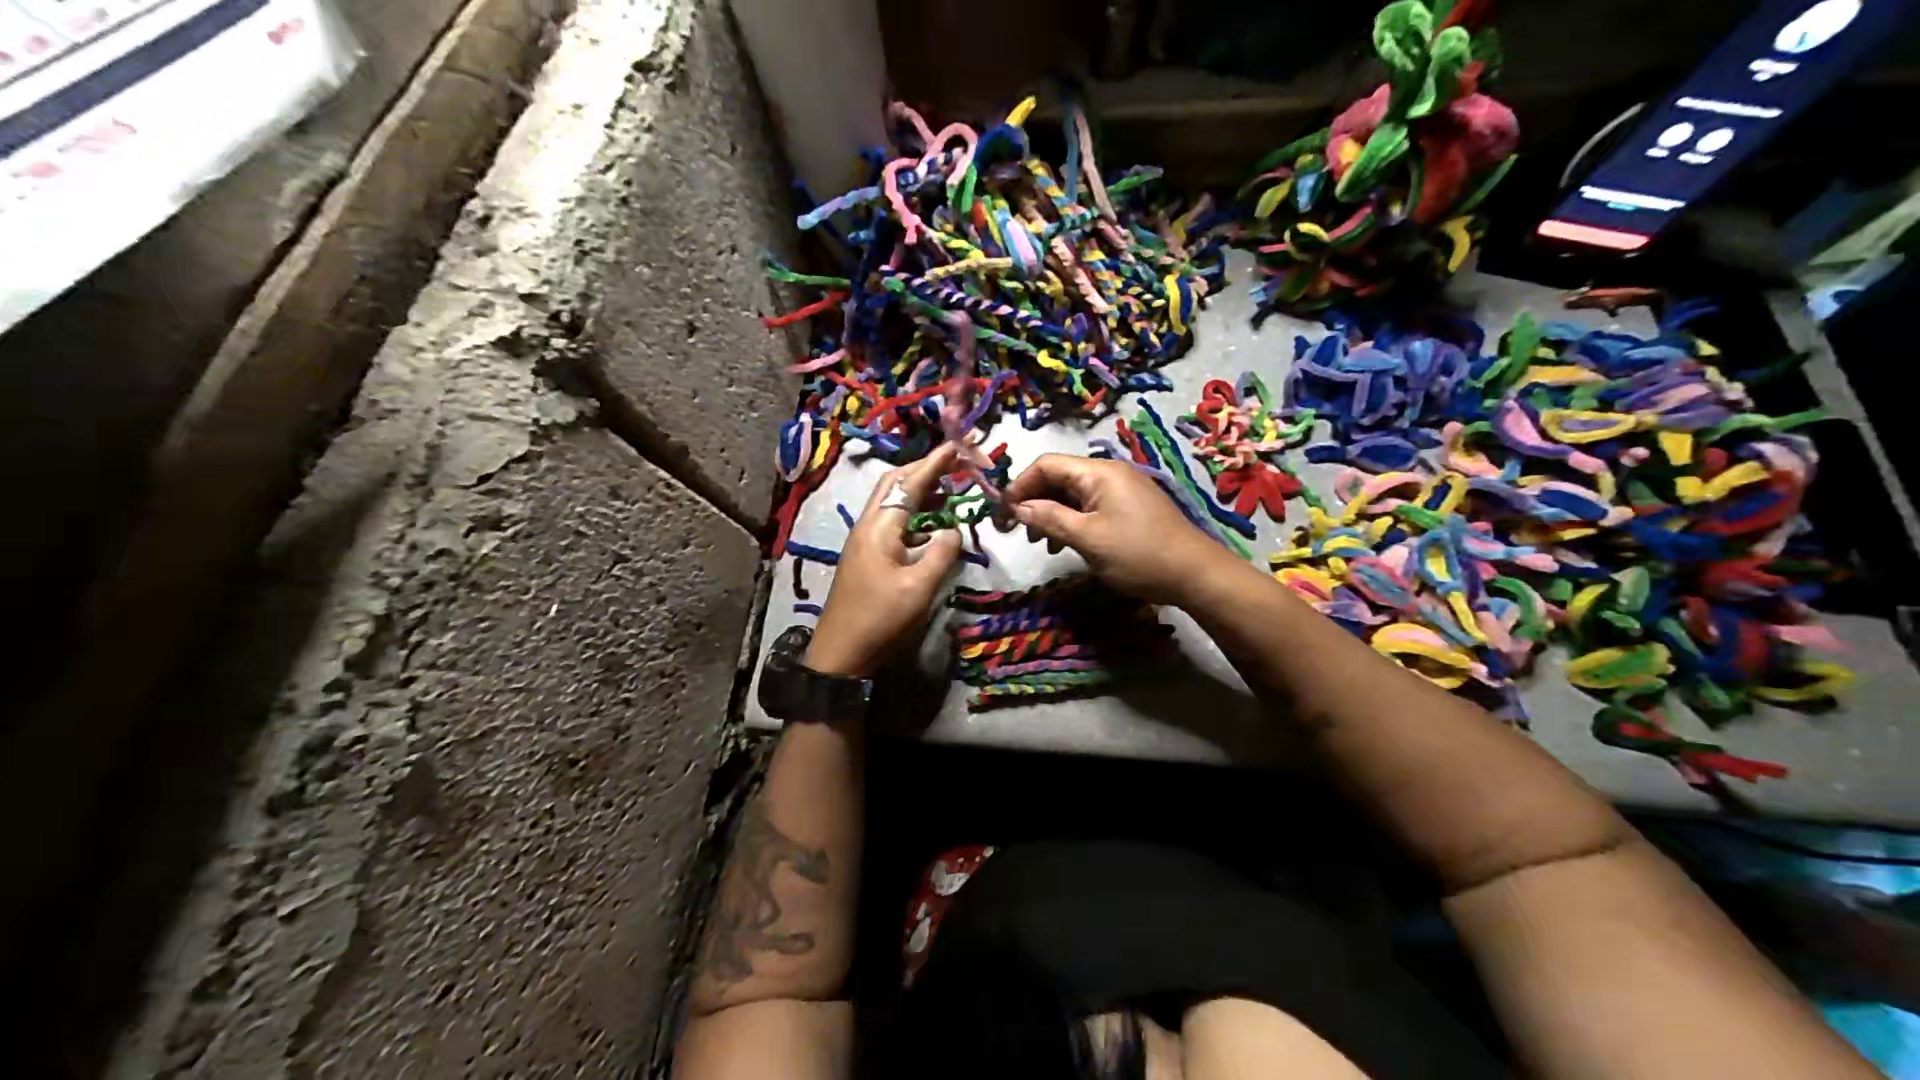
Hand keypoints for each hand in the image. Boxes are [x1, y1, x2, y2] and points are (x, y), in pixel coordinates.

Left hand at [807, 443, 964, 676]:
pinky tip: (930, 526)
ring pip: (891, 503)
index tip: (957, 446)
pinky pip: (891, 523)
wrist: (840, 653)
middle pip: (893, 485)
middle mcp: (868, 527)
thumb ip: (942, 553)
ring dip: (917, 491)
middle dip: (922, 469)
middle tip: (952, 463)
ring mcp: (864, 542)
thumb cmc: (880, 619)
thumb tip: (954, 529)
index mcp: (879, 528)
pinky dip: (913, 514)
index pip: (909, 484)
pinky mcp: (866, 558)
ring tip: (946, 488)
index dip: (935, 463)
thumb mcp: (919, 587)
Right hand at [1005, 454, 1226, 604]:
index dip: (1020, 485)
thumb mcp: (1088, 538)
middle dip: (1033, 500)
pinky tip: (1063, 544)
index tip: (1003, 513)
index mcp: (1098, 472)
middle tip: (1016, 531)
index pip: (1046, 464)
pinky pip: (1089, 506)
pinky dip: (1070, 520)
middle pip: (1058, 476)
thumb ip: (1049, 518)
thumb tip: (1017, 507)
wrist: (1194, 574)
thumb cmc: (1138, 554)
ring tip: (1038, 542)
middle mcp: (1109, 473)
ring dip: (1049, 513)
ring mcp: (1120, 490)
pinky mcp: (1128, 507)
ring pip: (1071, 493)